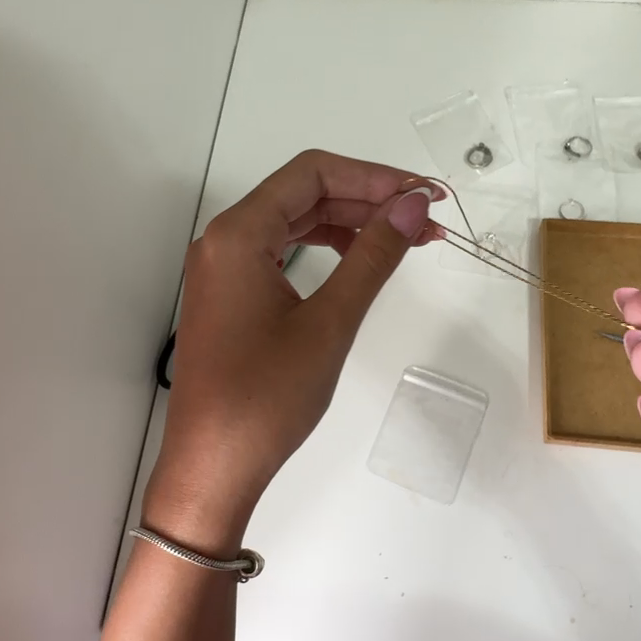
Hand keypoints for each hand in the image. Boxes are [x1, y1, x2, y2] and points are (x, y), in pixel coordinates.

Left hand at [142, 151, 439, 555]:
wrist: (212, 467)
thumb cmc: (267, 397)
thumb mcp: (330, 322)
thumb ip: (373, 256)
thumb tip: (412, 204)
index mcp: (238, 234)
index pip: (312, 172)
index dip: (375, 176)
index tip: (425, 195)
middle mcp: (223, 240)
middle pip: (303, 193)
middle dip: (368, 200)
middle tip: (427, 222)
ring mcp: (222, 268)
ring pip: (294, 222)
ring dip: (350, 224)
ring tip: (406, 241)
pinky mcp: (229, 295)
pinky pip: (280, 251)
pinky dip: (324, 249)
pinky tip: (360, 261)